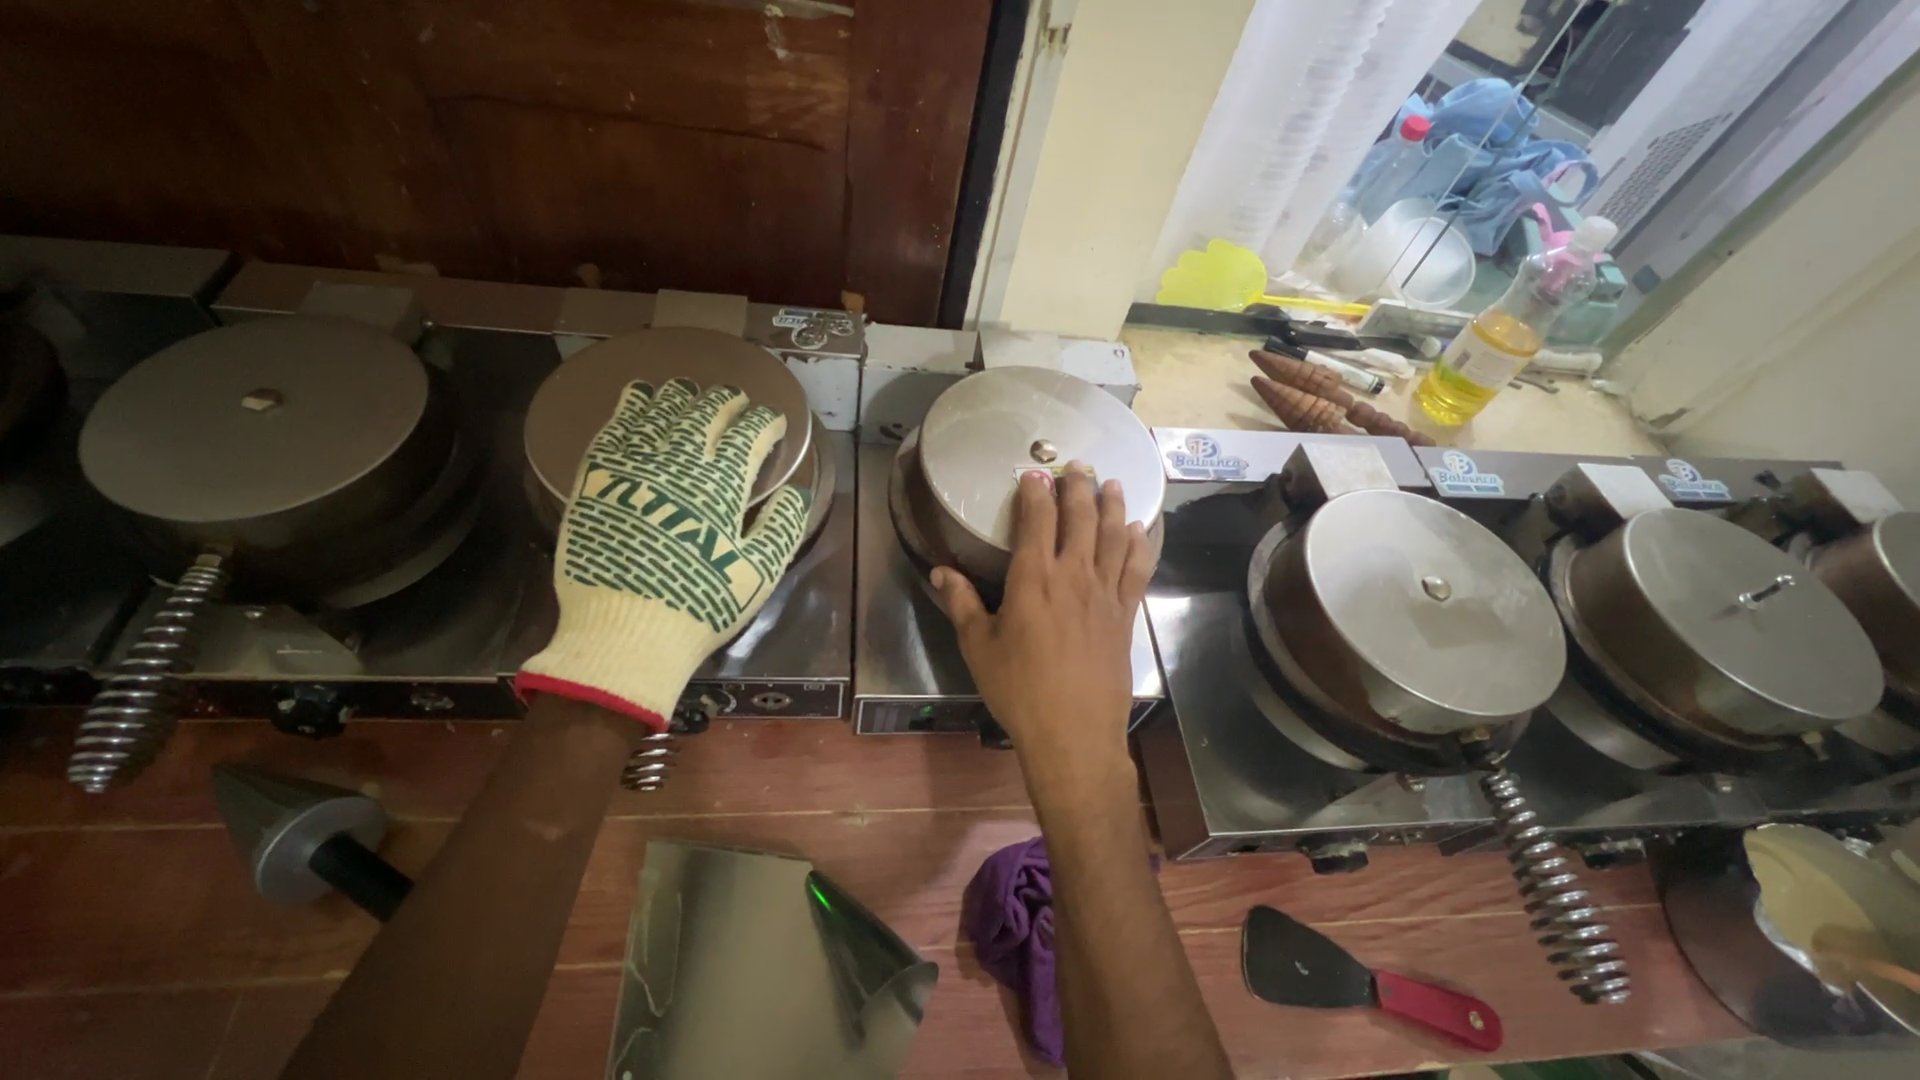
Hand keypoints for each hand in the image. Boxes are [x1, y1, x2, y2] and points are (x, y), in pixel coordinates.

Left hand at [518, 378, 812, 730]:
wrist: (625, 633)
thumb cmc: (698, 606)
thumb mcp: (758, 576)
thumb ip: (781, 527)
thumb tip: (798, 491)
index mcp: (722, 488)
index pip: (749, 436)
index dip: (765, 422)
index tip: (773, 420)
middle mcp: (679, 466)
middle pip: (704, 416)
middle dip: (724, 401)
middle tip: (733, 397)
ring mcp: (633, 469)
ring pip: (658, 415)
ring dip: (677, 396)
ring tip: (686, 389)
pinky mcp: (596, 481)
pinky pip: (613, 431)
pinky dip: (627, 409)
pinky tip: (635, 399)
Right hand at [931, 465, 1155, 769]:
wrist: (1072, 732)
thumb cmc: (1018, 690)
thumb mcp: (978, 647)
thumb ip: (961, 604)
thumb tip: (940, 572)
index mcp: (1033, 579)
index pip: (1037, 521)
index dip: (1036, 493)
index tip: (1034, 474)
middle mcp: (1073, 576)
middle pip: (1080, 519)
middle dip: (1078, 487)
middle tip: (1078, 465)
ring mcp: (1105, 594)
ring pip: (1113, 536)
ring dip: (1113, 506)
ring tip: (1111, 483)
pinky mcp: (1125, 614)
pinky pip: (1136, 569)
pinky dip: (1138, 545)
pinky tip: (1139, 530)